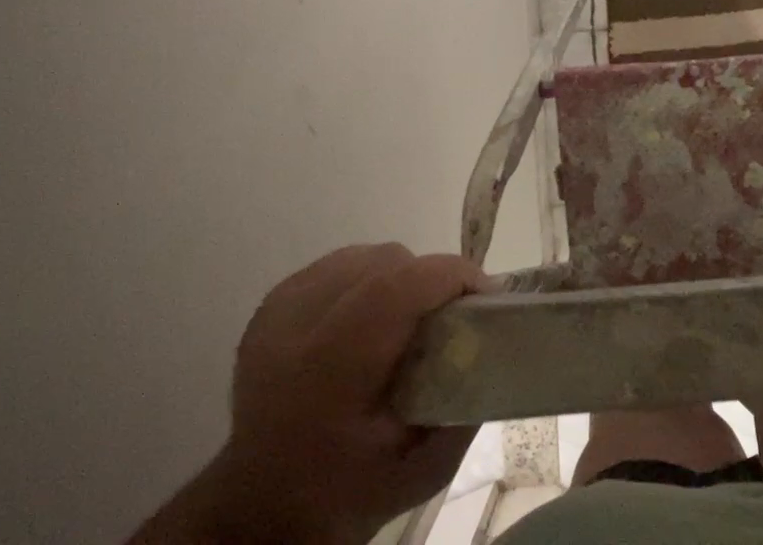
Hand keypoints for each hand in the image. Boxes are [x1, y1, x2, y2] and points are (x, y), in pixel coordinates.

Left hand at [133, 244, 486, 544]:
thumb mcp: (427, 465)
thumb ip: (466, 399)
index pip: (395, 288)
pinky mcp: (270, 309)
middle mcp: (295, 331)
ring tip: (411, 315)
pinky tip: (375, 316)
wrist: (266, 505)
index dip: (451, 275)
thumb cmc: (351, 490)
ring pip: (363, 256)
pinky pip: (337, 265)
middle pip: (384, 262)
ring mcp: (277, 315)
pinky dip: (369, 278)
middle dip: (431, 277)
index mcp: (329, 373)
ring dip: (400, 275)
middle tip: (452, 313)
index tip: (485, 295)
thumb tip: (496, 340)